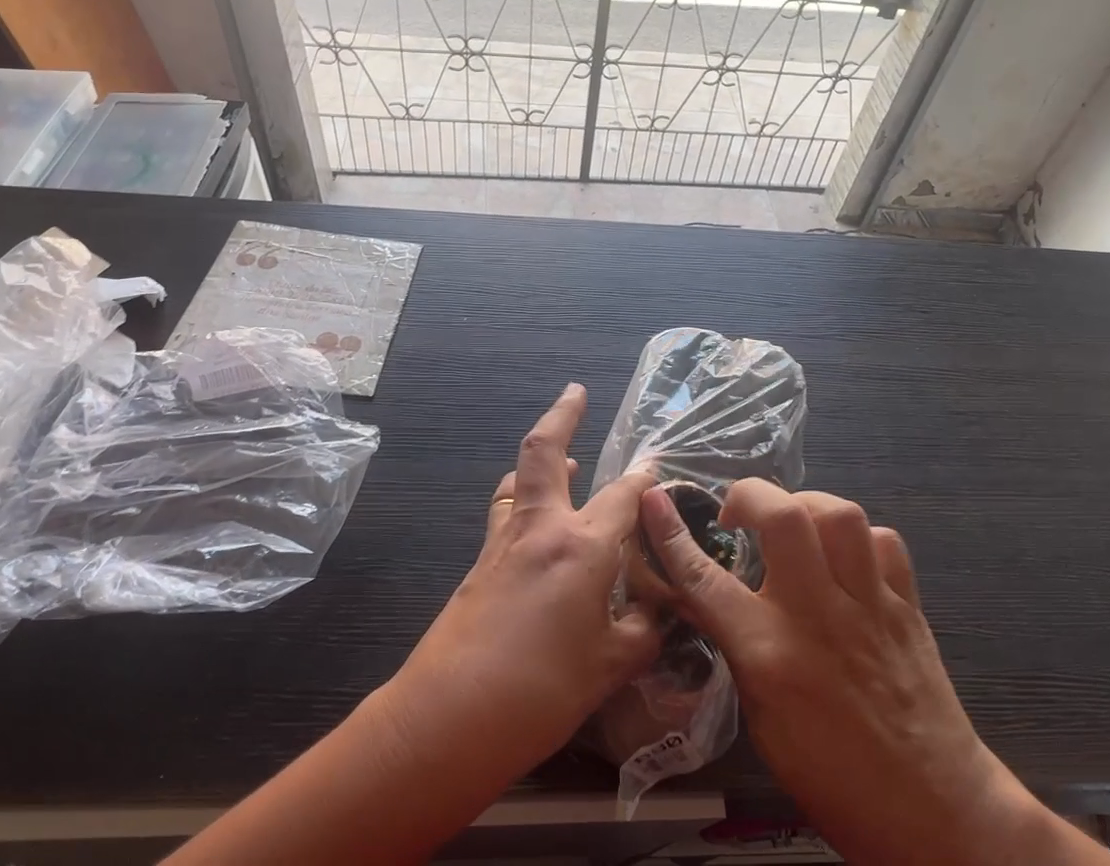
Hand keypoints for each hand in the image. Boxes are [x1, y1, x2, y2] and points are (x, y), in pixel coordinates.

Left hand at [379, 383, 660, 782]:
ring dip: (540, 460)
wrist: (451, 716)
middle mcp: (540, 529)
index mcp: (583, 547)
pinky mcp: (478, 566)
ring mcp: (501, 544)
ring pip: (517, 480)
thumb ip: (644, 628)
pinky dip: (524, 501)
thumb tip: (659, 611)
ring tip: (563, 460)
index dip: (644, 479)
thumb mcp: (614, 664)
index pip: (623, 494)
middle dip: (562, 415)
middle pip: (544, 451)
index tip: (657, 469)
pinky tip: (538, 528)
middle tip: (576, 392)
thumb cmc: (544, 691)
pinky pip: (505, 514)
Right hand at [641, 479, 1102, 865]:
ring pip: (840, 514)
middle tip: (737, 515)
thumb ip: (738, 651)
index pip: (706, 580)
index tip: (654, 503)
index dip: (672, 536)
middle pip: (783, 516)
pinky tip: (844, 560)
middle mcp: (819, 613)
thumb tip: (709, 603)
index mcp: (771, 651)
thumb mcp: (763, 720)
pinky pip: (884, 543)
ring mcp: (870, 604)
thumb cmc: (831, 776)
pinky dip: (858, 539)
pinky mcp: (908, 606)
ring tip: (792, 527)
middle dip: (749, 495)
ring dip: (806, 506)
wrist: (931, 807)